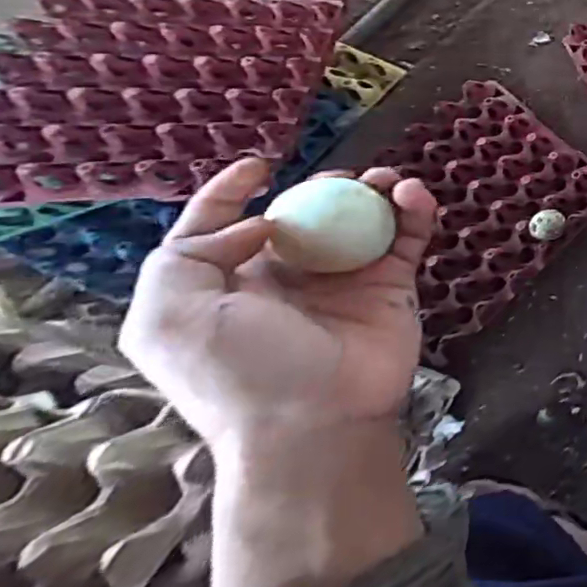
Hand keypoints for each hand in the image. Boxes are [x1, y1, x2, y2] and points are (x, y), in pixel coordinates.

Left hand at [122, 158, 436, 586]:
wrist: (317, 421)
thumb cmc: (240, 371)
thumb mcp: (171, 319)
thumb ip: (188, 256)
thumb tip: (261, 223)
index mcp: (231, 283)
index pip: (229, 226)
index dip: (235, 192)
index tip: (259, 165)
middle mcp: (290, 277)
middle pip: (308, 215)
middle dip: (323, 189)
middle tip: (343, 183)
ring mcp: (347, 280)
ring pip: (363, 220)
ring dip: (376, 191)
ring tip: (385, 181)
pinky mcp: (393, 285)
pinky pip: (407, 237)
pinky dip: (415, 210)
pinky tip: (411, 194)